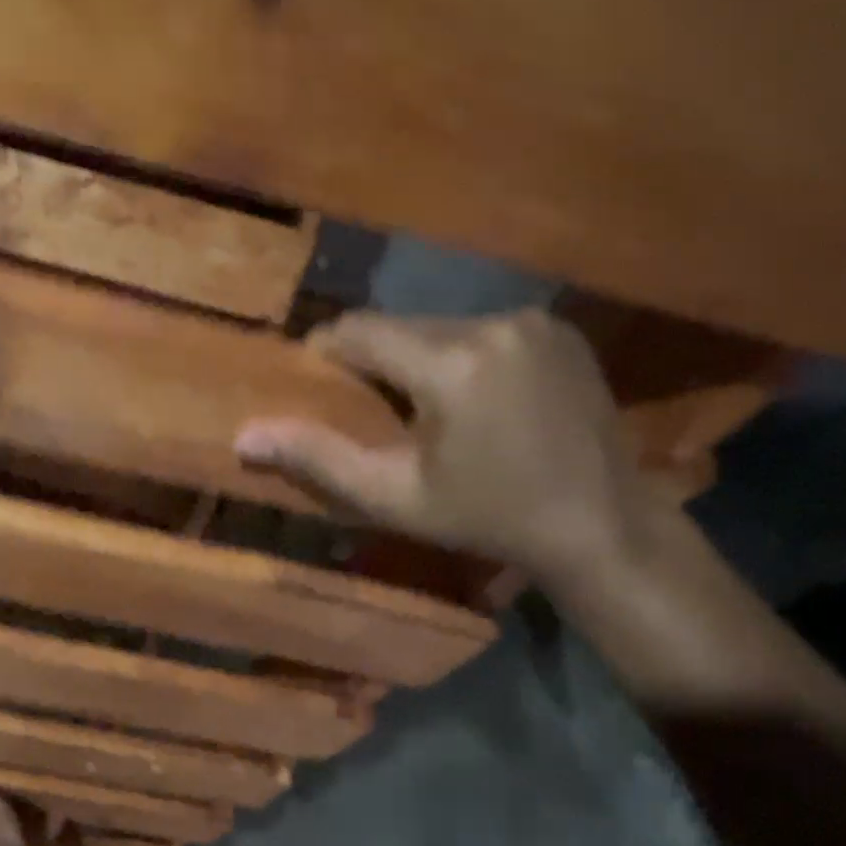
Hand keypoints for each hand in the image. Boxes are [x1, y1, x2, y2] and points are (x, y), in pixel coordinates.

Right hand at [235, 309, 653, 580]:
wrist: (600, 525)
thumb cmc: (488, 519)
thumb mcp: (395, 498)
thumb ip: (319, 459)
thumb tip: (244, 435)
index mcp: (452, 362)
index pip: (359, 331)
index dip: (327, 355)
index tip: (317, 389)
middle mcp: (493, 322)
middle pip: (400, 327)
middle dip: (374, 362)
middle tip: (369, 413)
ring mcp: (534, 321)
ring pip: (440, 327)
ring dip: (417, 359)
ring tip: (422, 411)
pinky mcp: (559, 328)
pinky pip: (482, 331)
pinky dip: (460, 356)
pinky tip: (472, 401)